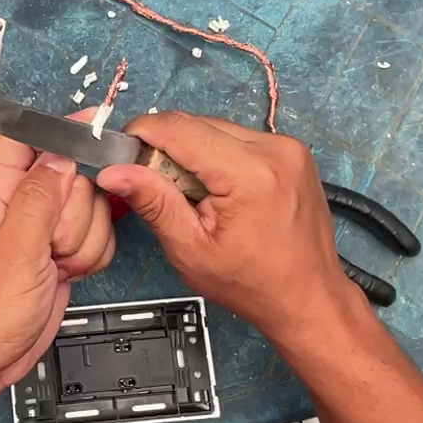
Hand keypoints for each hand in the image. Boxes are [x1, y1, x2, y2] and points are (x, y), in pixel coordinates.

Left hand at [0, 119, 115, 393]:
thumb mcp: (14, 251)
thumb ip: (40, 198)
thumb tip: (61, 154)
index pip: (22, 135)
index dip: (58, 127)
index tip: (95, 129)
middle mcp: (17, 203)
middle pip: (68, 172)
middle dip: (74, 210)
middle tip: (50, 242)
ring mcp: (41, 227)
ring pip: (89, 206)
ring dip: (82, 239)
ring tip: (53, 264)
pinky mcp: (60, 249)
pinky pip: (96, 235)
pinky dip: (90, 256)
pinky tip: (66, 274)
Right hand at [95, 112, 367, 343]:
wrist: (309, 298)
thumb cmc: (250, 284)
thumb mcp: (190, 250)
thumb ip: (153, 203)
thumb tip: (112, 171)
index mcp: (250, 173)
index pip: (180, 128)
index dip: (142, 133)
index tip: (119, 152)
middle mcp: (274, 148)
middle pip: (197, 124)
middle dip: (164, 145)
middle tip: (147, 180)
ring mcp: (288, 147)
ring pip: (216, 128)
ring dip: (189, 150)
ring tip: (184, 191)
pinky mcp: (292, 152)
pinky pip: (237, 138)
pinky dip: (214, 154)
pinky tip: (212, 188)